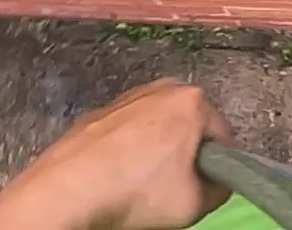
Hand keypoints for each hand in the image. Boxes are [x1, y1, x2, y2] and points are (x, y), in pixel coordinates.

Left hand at [0, 80, 231, 229]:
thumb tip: (217, 182)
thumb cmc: (138, 192)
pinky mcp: (103, 109)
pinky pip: (128, 130)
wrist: (68, 189)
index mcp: (194, 101)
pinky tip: (115, 175)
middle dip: (186, 154)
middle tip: (171, 187)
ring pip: (158, 127)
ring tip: (139, 183)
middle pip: (190, 126)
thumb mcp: (194, 205)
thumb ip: (219, 190)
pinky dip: (128, 149)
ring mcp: (131, 94)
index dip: (217, 168)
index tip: (200, 190)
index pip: (223, 137)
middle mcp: (166, 87)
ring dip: (157, 151)